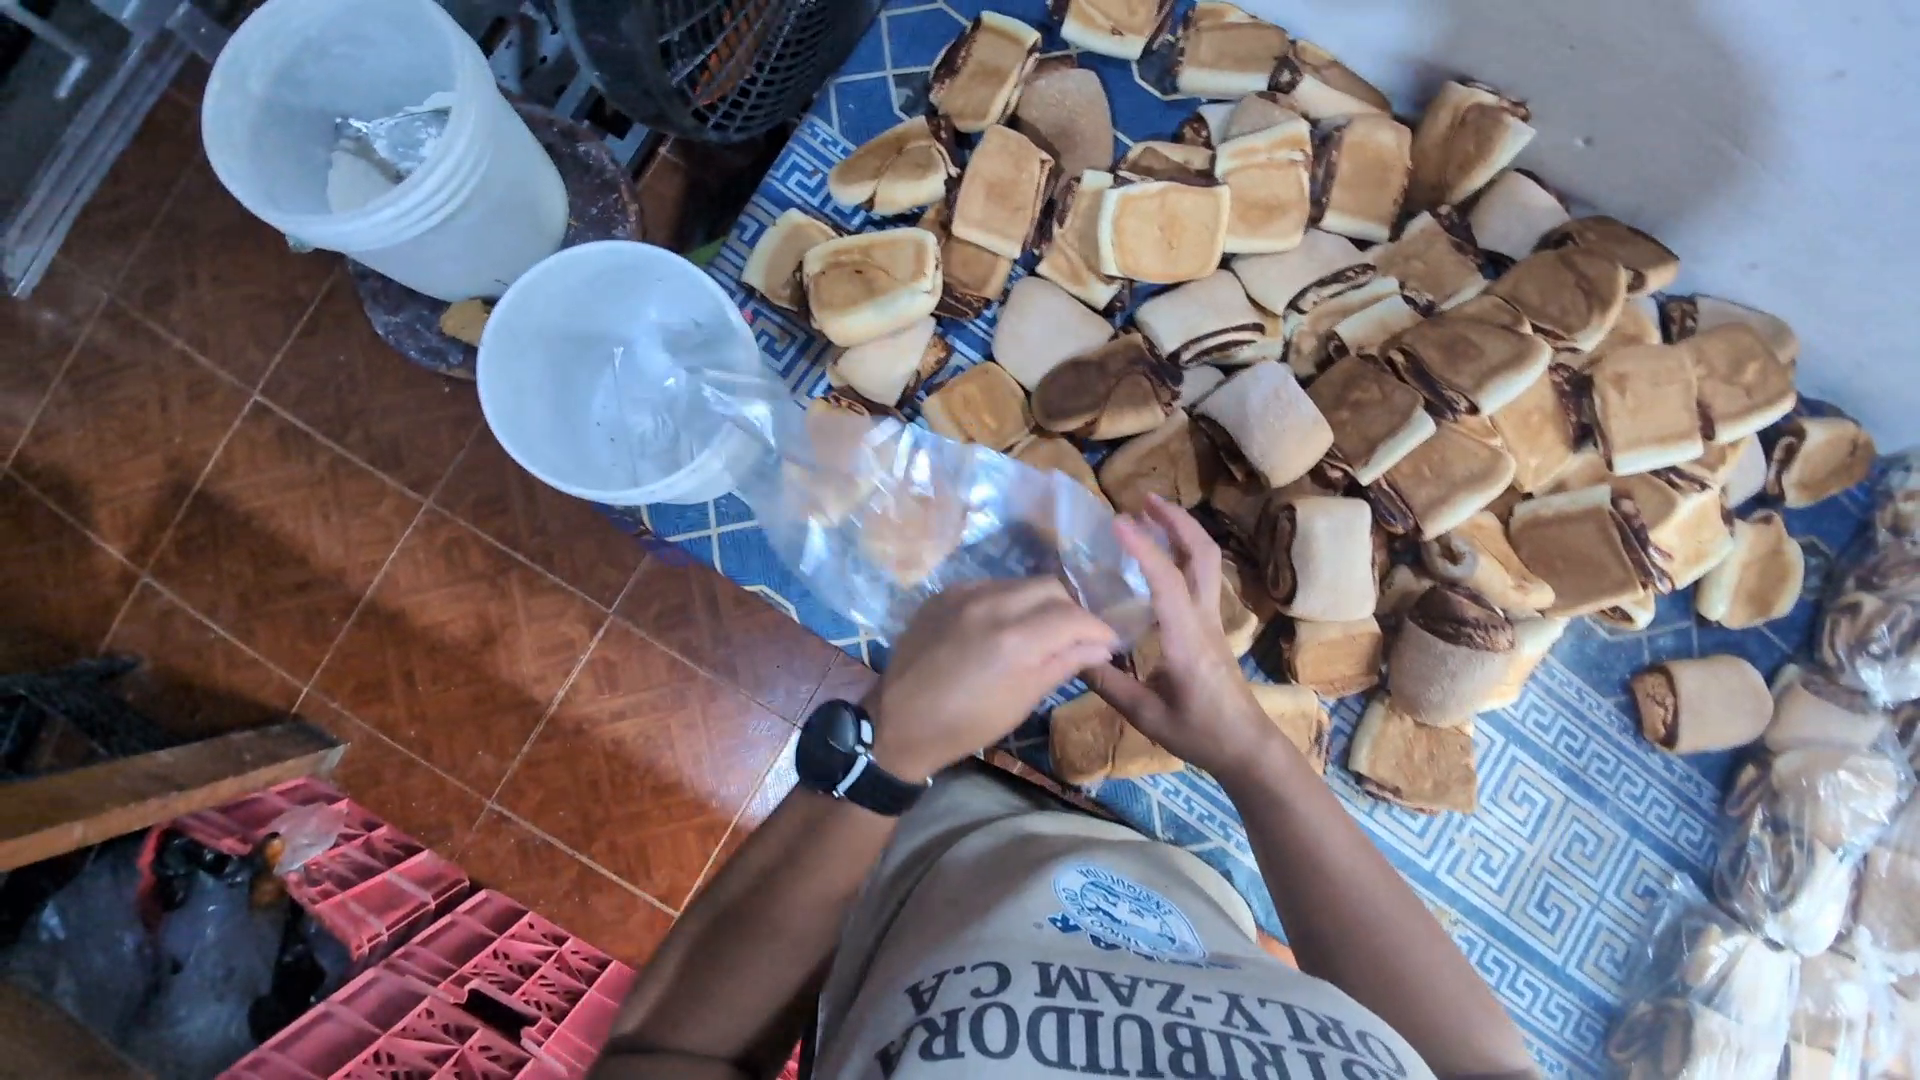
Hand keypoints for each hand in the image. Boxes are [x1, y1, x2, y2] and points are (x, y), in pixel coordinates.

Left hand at [865, 579, 1120, 781]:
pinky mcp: (943, 594)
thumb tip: (1102, 646)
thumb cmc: (966, 724)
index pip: (1074, 617)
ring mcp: (963, 594)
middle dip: (1072, 610)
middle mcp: (991, 604)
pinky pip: (990, 586)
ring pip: (1020, 583)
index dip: (1098, 629)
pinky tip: (1004, 625)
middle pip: (1051, 587)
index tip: (1108, 643)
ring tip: (1041, 630)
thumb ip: (1064, 664)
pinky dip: (1007, 601)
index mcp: (1014, 639)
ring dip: (1039, 602)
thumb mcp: (1022, 701)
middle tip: (1076, 637)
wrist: (898, 722)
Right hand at [1083, 495, 1281, 777]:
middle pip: (1202, 555)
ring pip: (1207, 562)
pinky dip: (1182, 553)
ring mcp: (1212, 621)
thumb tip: (1073, 651)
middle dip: (1176, 521)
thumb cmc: (1200, 734)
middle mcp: (1203, 620)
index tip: (1118, 521)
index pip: (1167, 582)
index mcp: (1186, 639)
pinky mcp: (1212, 627)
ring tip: (1150, 515)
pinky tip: (1158, 557)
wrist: (1248, 748)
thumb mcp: (1146, 716)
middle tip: (1144, 500)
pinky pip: (1200, 577)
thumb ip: (1108, 684)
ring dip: (1181, 532)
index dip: (1143, 548)